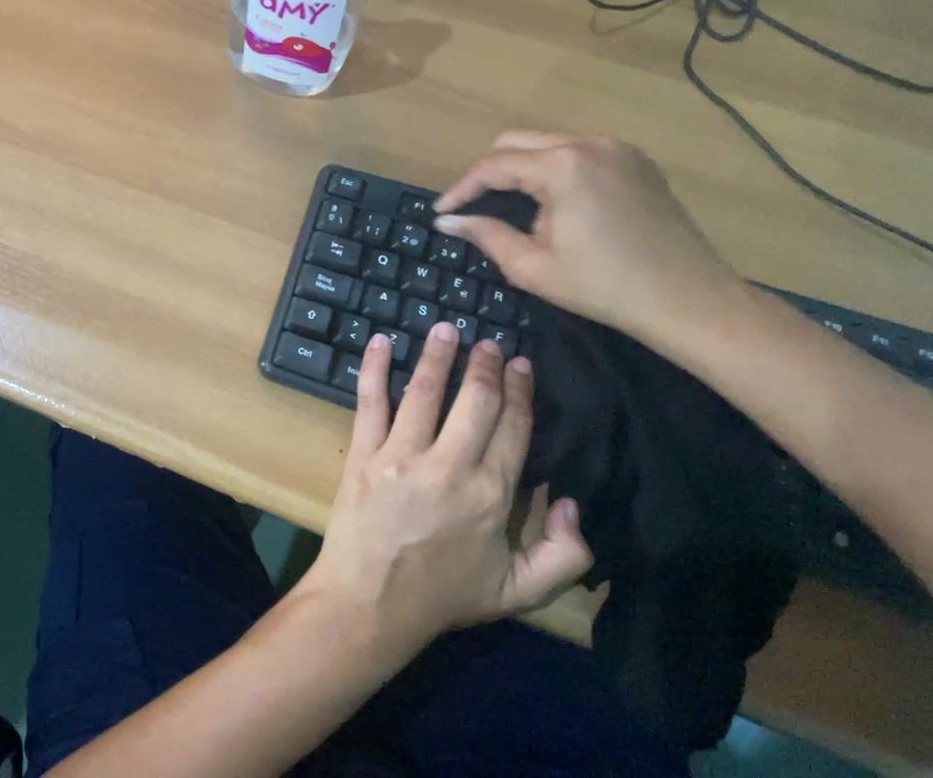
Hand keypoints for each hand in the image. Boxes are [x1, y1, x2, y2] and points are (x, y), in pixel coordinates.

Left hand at [292, 324, 592, 670]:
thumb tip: (569, 501)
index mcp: (491, 495)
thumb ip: (565, 555)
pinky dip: (373, 369)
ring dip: (437, 356)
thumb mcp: (519, 592)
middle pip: (474, 402)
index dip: (520, 392)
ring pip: (423, 392)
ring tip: (445, 328)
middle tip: (490, 343)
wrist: (369, 603)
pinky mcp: (362, 454)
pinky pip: (369, 402)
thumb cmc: (444, 596)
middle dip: (486, 366)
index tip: (521, 365)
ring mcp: (400, 456)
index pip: (513, 429)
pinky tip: (378, 341)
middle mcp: (449, 466)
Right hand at [432, 130, 742, 338]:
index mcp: (563, 167)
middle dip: (489, 173)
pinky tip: (553, 208)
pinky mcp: (637, 162)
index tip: (442, 213)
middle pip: (517, 142)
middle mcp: (591, 144)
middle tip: (473, 209)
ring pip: (548, 144)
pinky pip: (578, 154)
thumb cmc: (603, 287)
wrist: (688, 299)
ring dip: (522, 171)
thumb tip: (447, 221)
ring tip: (513, 212)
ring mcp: (619, 149)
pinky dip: (554, 172)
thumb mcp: (532, 267)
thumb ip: (485, 234)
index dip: (461, 189)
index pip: (493, 165)